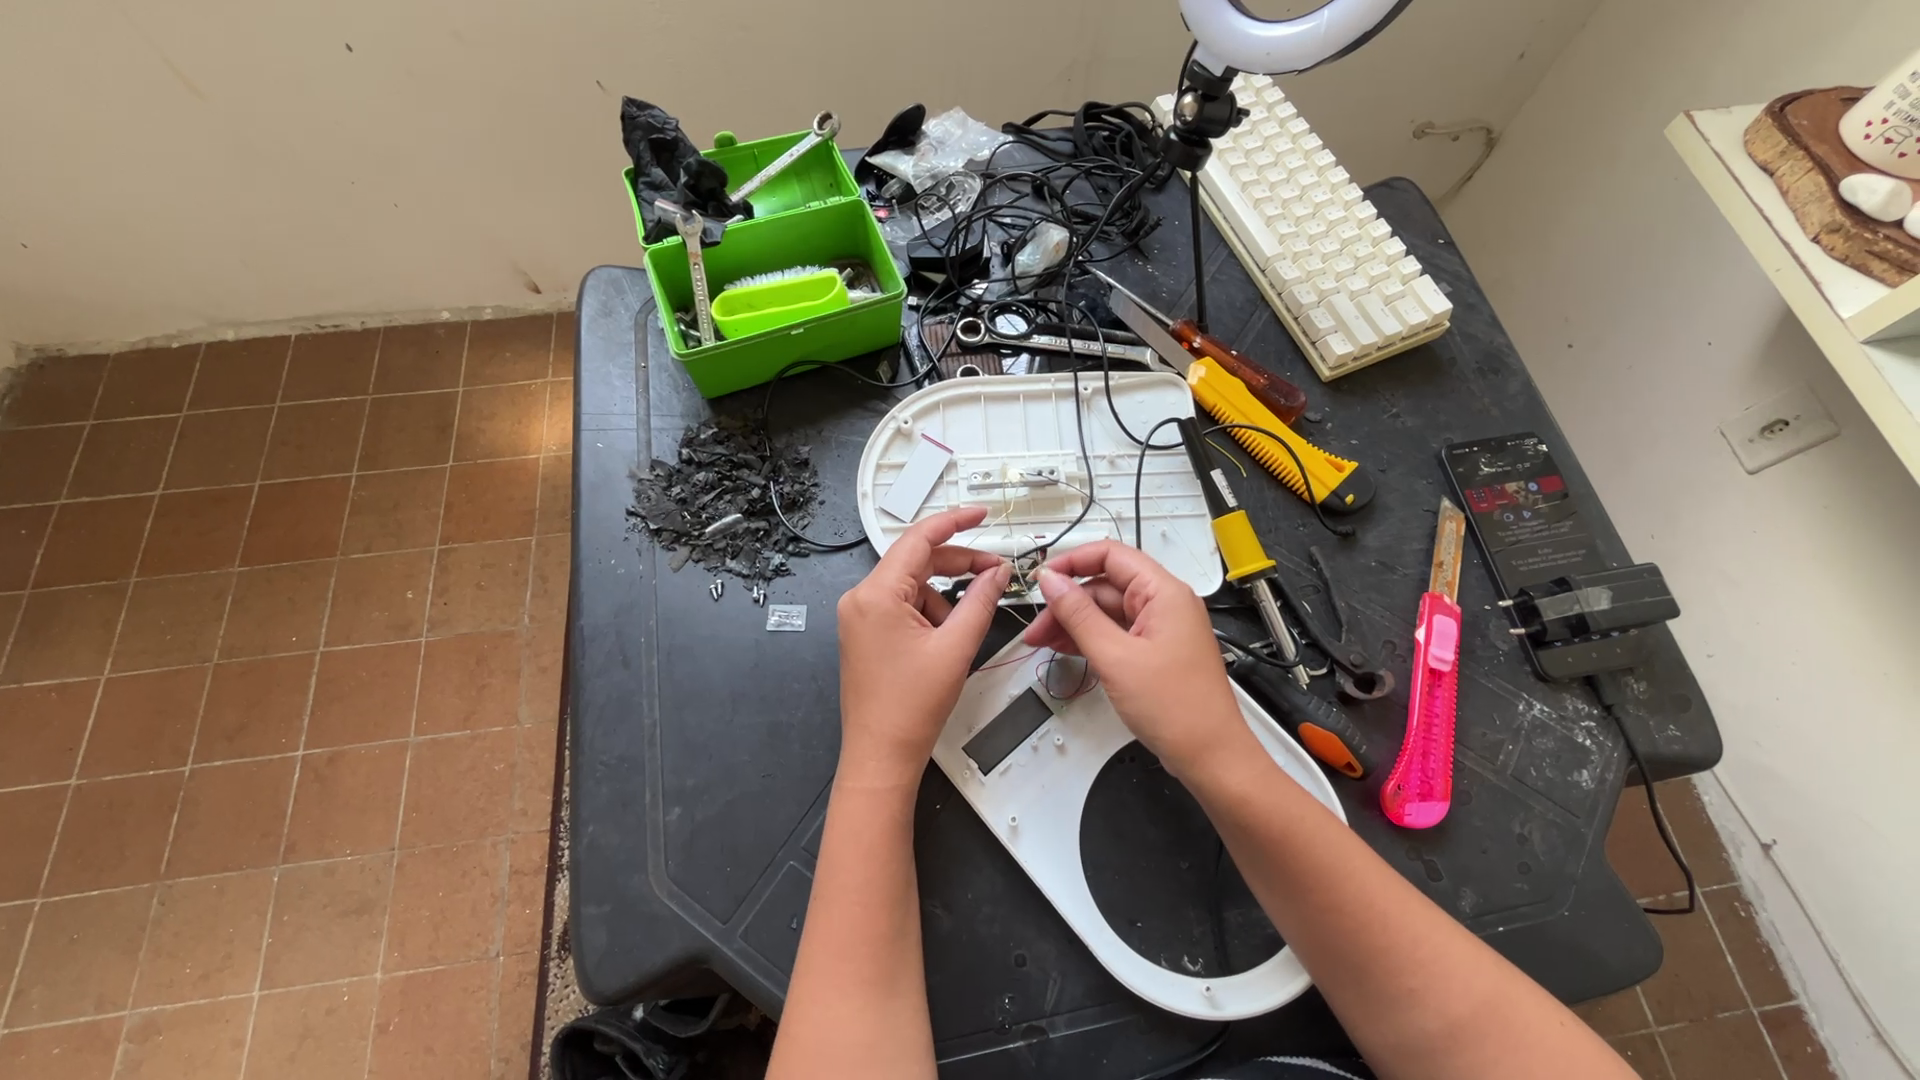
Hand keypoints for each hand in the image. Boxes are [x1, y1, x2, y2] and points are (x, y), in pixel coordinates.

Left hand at [837, 506, 1010, 789]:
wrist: (881, 755)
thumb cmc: (908, 710)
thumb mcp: (956, 648)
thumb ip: (981, 601)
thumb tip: (997, 572)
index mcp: (876, 595)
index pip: (919, 539)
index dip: (955, 521)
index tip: (980, 514)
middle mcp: (860, 599)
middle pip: (918, 562)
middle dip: (958, 566)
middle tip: (995, 572)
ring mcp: (860, 616)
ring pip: (914, 586)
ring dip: (945, 599)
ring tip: (960, 635)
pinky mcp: (866, 632)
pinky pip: (903, 606)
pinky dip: (930, 615)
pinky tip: (944, 643)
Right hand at [1021, 542, 1254, 777]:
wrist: (1210, 756)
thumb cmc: (1176, 708)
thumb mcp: (1114, 657)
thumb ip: (1078, 615)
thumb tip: (1051, 581)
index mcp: (1163, 592)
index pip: (1110, 555)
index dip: (1072, 562)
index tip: (1042, 579)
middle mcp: (1164, 604)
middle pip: (1104, 585)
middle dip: (1066, 602)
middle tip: (1036, 626)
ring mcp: (1160, 628)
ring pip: (1106, 611)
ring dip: (1073, 623)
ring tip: (1041, 643)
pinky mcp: (1155, 651)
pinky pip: (1115, 633)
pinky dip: (1089, 640)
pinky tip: (1065, 650)